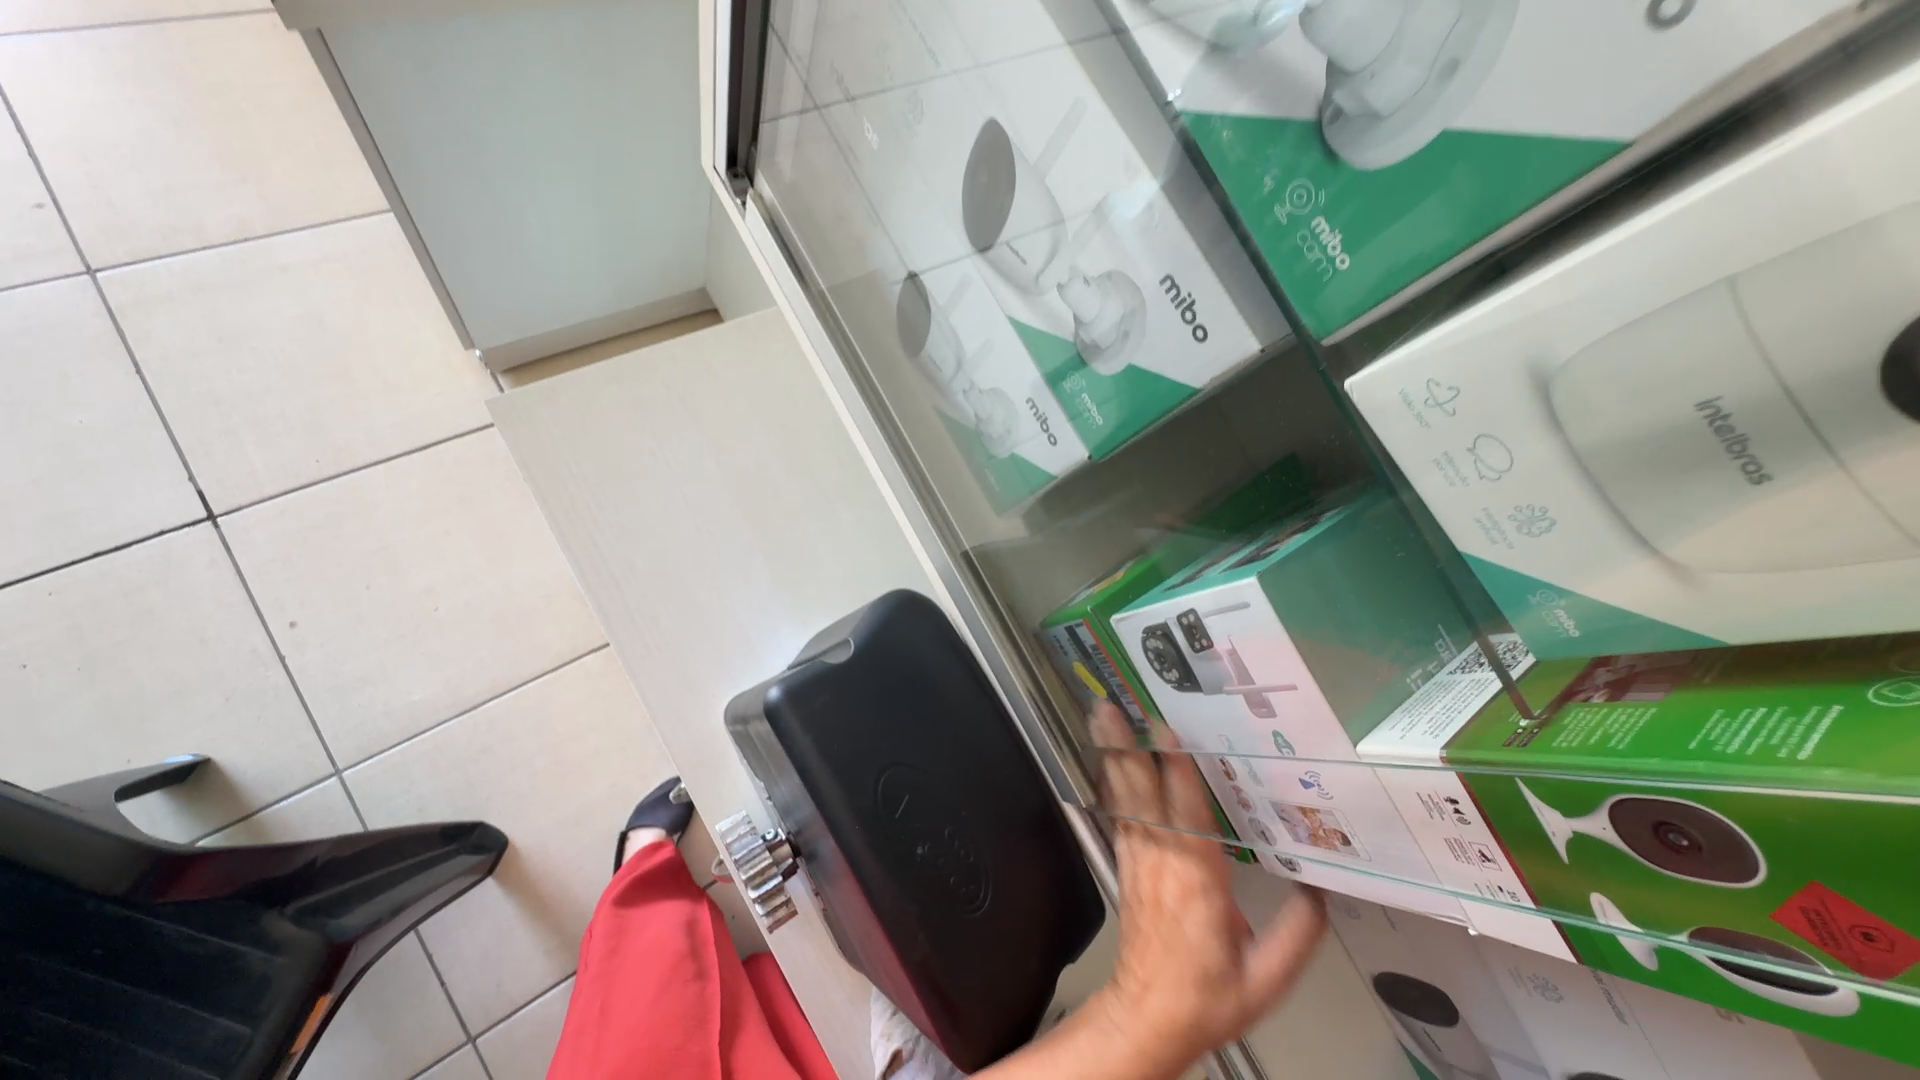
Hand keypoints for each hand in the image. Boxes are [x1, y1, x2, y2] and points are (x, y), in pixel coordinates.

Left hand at [1085, 702, 1326, 1071]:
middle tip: (1109, 706)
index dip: (1177, 770)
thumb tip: (1320, 889)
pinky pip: (1118, 816)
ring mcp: (1138, 860)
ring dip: (1112, 755)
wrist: (1150, 1017)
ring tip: (1100, 717)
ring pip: (1124, 798)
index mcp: (1197, 881)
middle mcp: (1161, 860)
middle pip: (1141, 793)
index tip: (1168, 730)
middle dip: (1125, 747)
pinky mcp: (1125, 866)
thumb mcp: (1267, 979)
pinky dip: (1111, 784)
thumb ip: (1298, 934)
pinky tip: (1107, 761)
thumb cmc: (1209, 997)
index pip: (1187, 812)